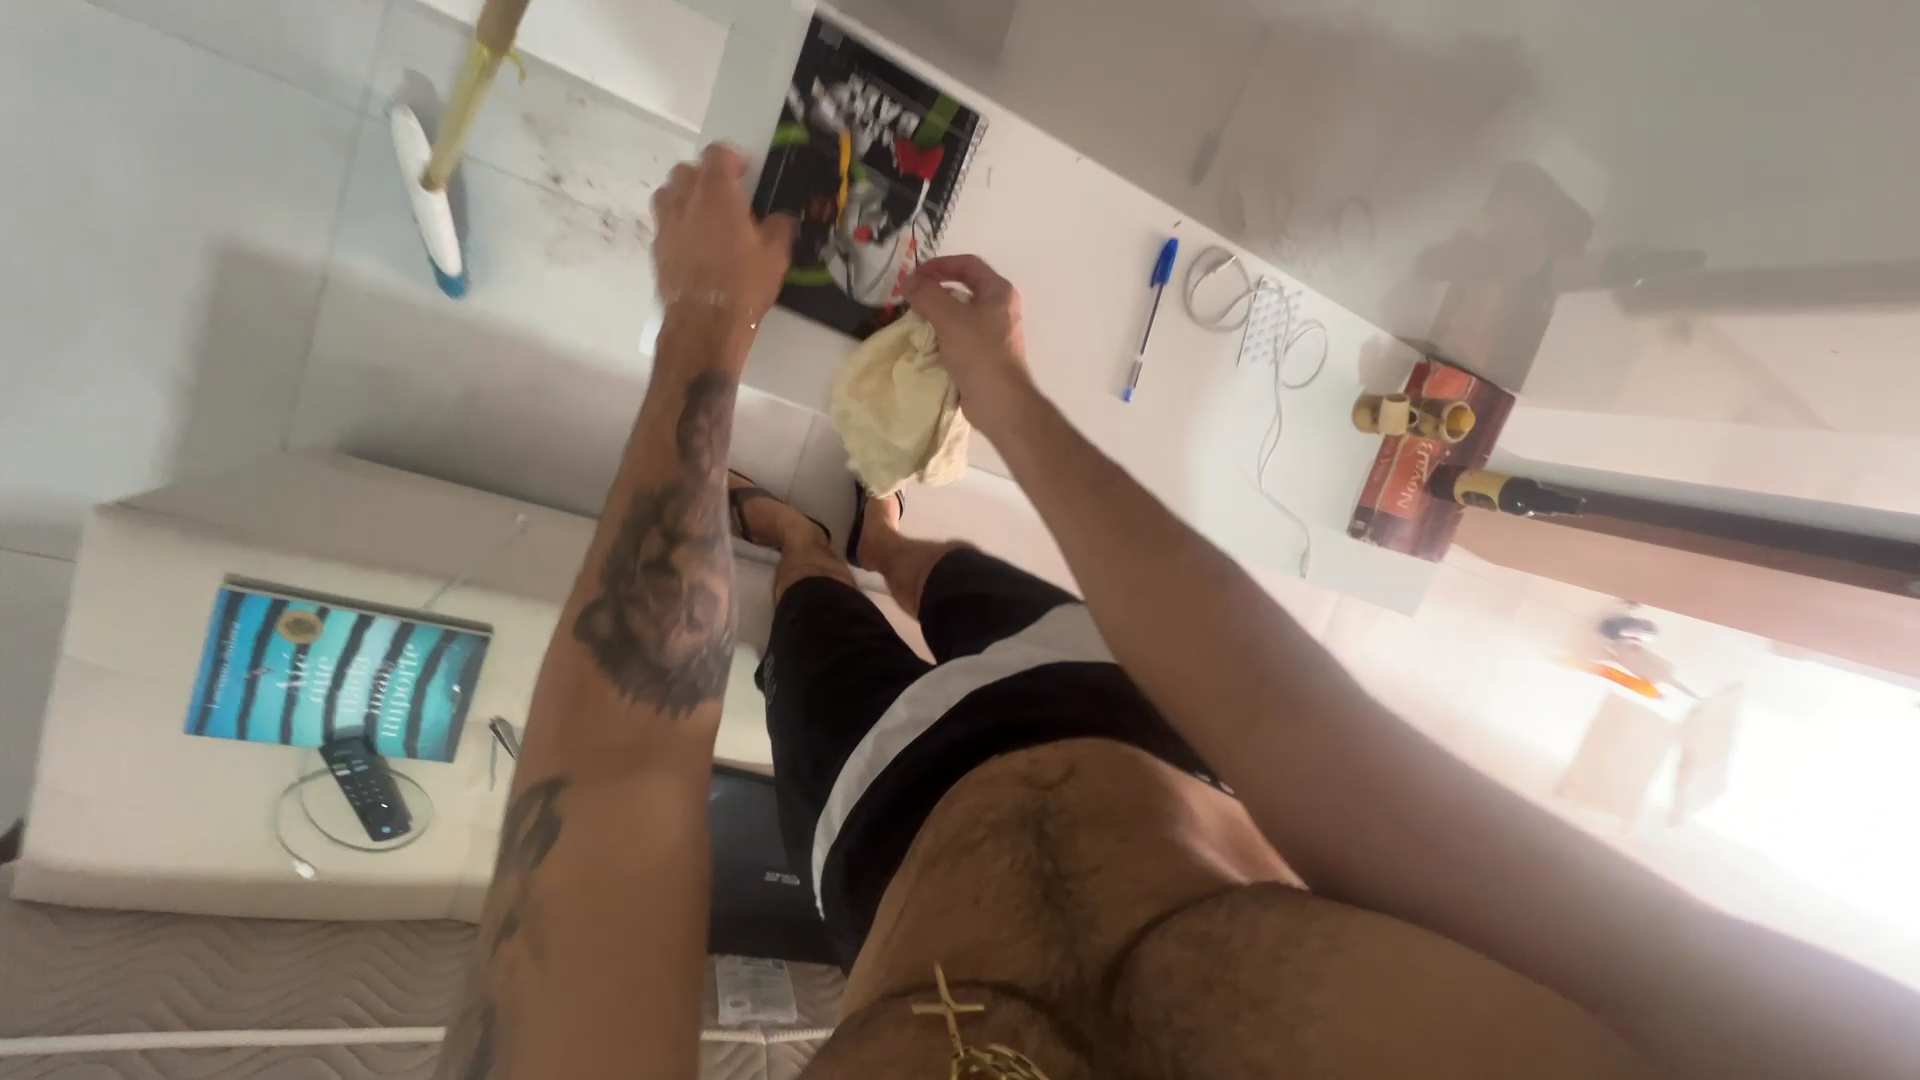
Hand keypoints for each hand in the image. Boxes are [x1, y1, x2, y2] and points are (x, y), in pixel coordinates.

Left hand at [651, 143, 796, 324]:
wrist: (705, 321)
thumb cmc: (744, 284)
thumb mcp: (776, 255)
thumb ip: (780, 227)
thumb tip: (784, 217)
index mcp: (717, 192)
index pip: (717, 154)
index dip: (732, 157)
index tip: (745, 170)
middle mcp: (686, 198)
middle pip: (688, 169)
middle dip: (706, 175)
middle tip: (725, 194)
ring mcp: (666, 222)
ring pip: (669, 191)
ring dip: (685, 194)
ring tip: (703, 213)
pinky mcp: (657, 246)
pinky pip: (665, 221)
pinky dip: (678, 222)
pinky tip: (693, 241)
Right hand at [901, 255, 1035, 424]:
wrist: (999, 401)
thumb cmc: (979, 353)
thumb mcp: (949, 317)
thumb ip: (926, 294)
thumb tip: (908, 282)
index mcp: (999, 292)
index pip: (967, 264)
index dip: (939, 265)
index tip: (916, 276)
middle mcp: (999, 309)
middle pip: (963, 290)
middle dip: (935, 293)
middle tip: (913, 301)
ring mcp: (993, 335)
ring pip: (959, 316)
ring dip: (936, 317)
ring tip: (916, 324)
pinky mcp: (984, 357)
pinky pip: (959, 339)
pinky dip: (942, 338)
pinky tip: (927, 346)